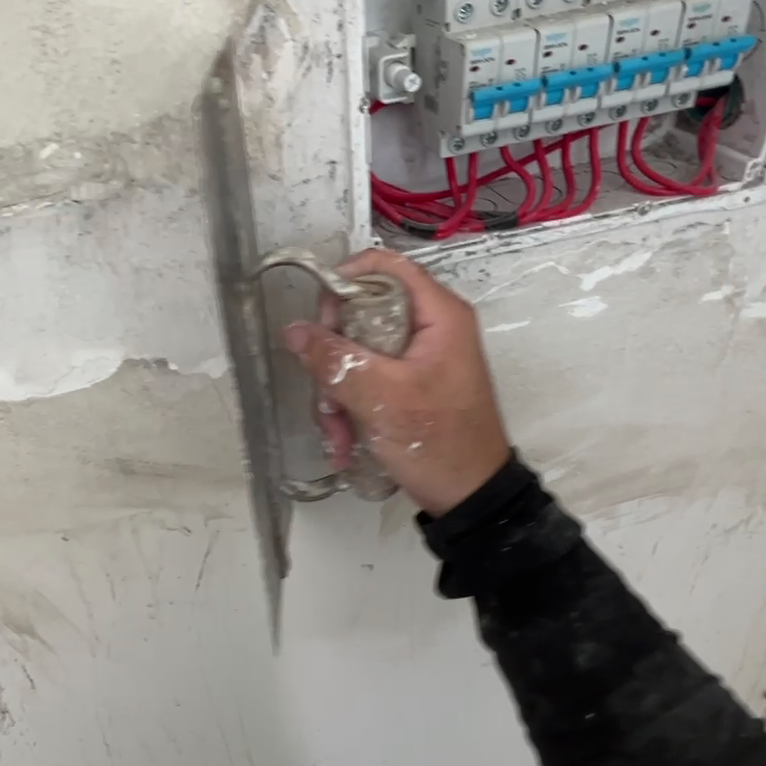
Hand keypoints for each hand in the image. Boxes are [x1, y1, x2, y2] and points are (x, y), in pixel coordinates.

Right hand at [281, 248, 511, 516]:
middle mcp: (429, 327)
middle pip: (362, 313)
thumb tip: (294, 331)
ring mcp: (417, 357)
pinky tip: (344, 442)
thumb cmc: (438, 443)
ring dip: (336, 392)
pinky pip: (365, 379)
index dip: (346, 282)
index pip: (384, 266)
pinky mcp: (407, 384)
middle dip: (334, 357)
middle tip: (326, 390)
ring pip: (356, 351)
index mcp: (438, 315)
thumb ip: (336, 361)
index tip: (321, 320)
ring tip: (336, 432)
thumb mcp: (382, 399)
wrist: (471, 499)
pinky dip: (349, 407)